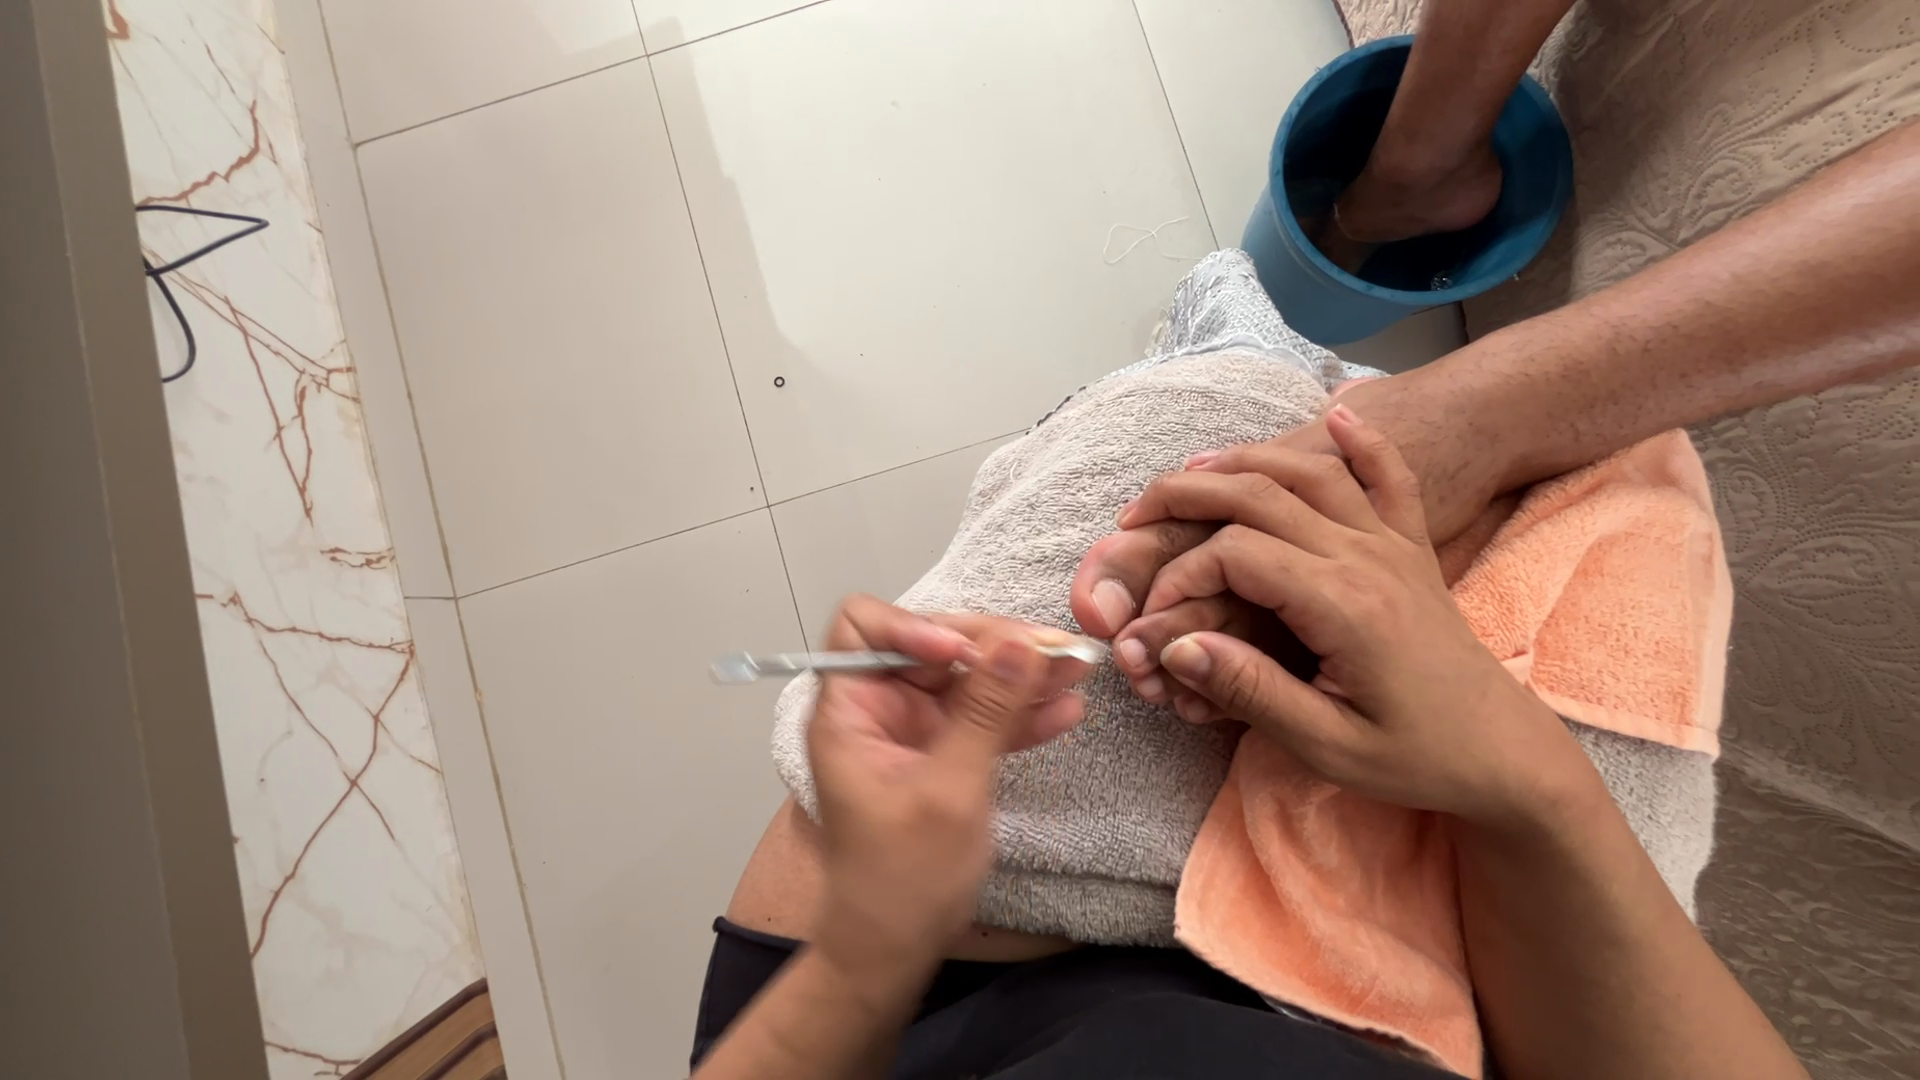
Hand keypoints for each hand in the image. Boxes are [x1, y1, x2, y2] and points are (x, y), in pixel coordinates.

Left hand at [806, 597, 1091, 979]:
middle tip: (1054, 650)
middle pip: (934, 645)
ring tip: (1077, 668)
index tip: (964, 652)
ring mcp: (914, 727)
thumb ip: (985, 713)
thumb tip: (1023, 644)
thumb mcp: (948, 791)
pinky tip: (1066, 708)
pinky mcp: (944, 749)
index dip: (913, 626)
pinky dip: (1021, 712)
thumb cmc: (899, 882)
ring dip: (1020, 674)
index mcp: (850, 709)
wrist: (896, 950)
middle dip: (994, 645)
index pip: (864, 628)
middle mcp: (879, 707)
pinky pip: (984, 715)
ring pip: (968, 677)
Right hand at [1115, 408, 1585, 829]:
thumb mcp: (1327, 745)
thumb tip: (1174, 647)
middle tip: (1135, 512)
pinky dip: (1364, 442)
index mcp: (1341, 604)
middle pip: (1260, 495)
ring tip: (1194, 465)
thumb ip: (1248, 690)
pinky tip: (1340, 415)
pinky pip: (1391, 479)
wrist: (1512, 760)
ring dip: (1247, 460)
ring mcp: (1392, 545)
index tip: (1156, 617)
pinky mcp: (1412, 550)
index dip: (1180, 575)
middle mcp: (1365, 557)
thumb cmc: (1419, 758)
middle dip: (1188, 495)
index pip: (1234, 554)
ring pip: (1309, 475)